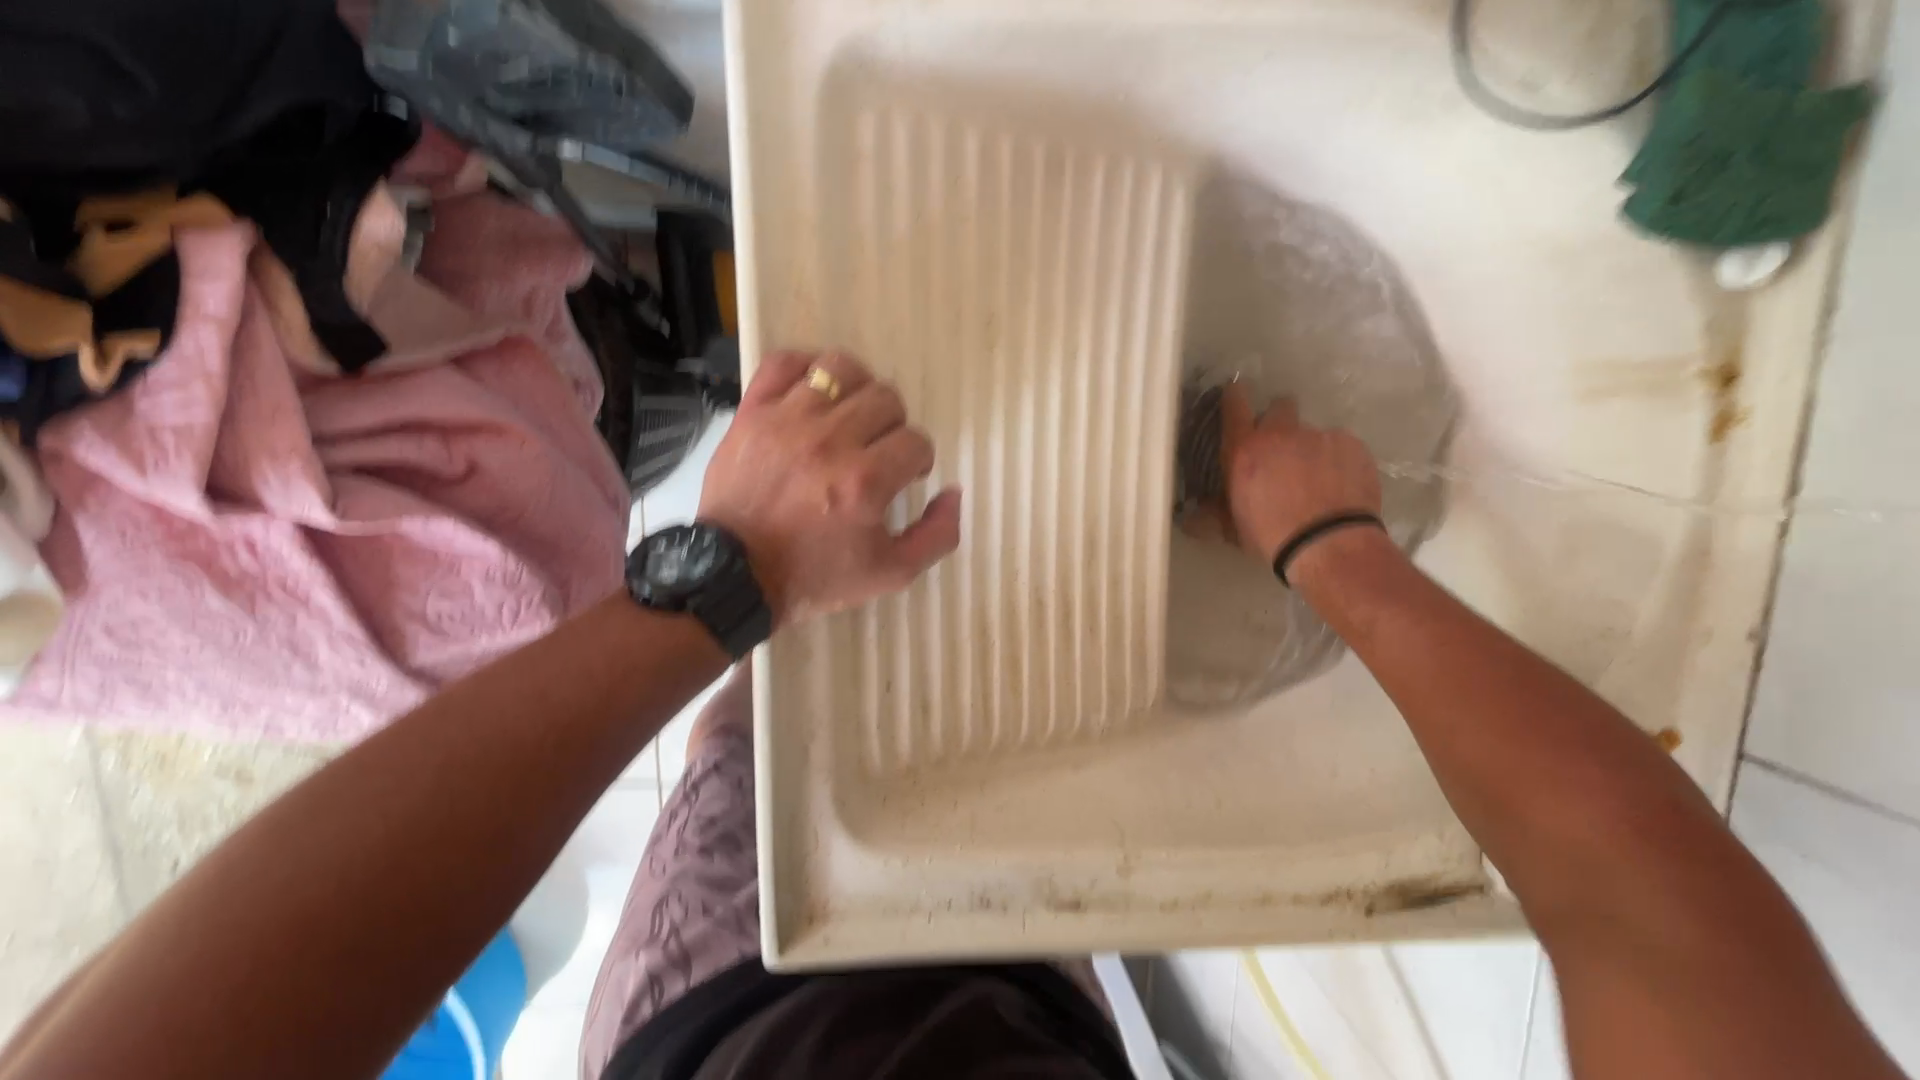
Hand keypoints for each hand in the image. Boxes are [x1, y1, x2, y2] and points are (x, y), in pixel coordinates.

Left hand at [698, 351, 961, 626]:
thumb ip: (937, 535)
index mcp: (865, 481)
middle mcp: (830, 441)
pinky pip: (784, 363)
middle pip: (885, 399)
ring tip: (848, 416)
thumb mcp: (890, 574)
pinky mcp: (752, 413)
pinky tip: (811, 395)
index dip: (917, 460)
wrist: (736, 576)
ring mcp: (787, 421)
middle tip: (876, 451)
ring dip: (856, 391)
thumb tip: (953, 492)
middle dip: (892, 426)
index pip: (916, 441)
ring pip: (840, 369)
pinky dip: (804, 369)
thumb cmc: (815, 576)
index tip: (902, 477)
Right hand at [1220, 381, 1382, 565]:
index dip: (1234, 396)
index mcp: (1245, 450)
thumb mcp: (1233, 528)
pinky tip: (1340, 485)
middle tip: (1281, 447)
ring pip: (1311, 432)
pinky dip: (1338, 460)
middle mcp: (1280, 433)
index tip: (1237, 393)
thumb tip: (1190, 520)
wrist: (1329, 545)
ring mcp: (1319, 436)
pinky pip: (1342, 445)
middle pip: (1280, 407)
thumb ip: (1213, 515)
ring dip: (1309, 447)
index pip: (1234, 405)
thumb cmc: (1272, 536)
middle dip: (1279, 419)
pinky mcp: (1352, 445)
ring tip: (1317, 477)